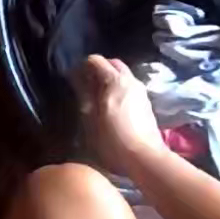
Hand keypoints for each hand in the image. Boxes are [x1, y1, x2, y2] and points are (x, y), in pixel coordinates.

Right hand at [76, 54, 168, 175]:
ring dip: (109, 78)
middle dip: (98, 68)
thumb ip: (84, 94)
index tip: (74, 78)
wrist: (144, 158)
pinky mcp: (146, 103)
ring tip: (96, 95)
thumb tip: (77, 80)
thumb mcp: (90, 117)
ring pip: (123, 75)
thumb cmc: (112, 138)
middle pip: (112, 64)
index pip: (96, 60)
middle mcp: (130, 80)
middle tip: (85, 83)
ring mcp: (141, 91)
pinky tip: (110, 105)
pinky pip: (128, 87)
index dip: (82, 66)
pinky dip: (118, 88)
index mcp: (115, 80)